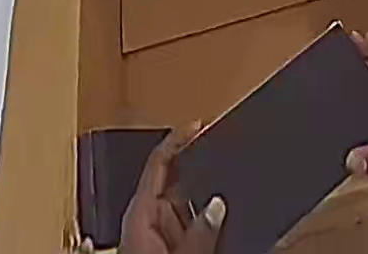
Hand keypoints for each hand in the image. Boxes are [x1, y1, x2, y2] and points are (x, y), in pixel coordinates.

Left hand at [116, 123, 226, 253]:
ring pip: (187, 203)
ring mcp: (158, 234)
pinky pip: (190, 224)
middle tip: (223, 154)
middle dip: (200, 169)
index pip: (158, 160)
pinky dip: (205, 218)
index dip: (177, 138)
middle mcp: (148, 219)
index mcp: (140, 212)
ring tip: (227, 186)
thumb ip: (197, 234)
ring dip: (205, 197)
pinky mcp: (168, 247)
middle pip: (177, 180)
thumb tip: (217, 205)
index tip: (197, 125)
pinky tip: (222, 217)